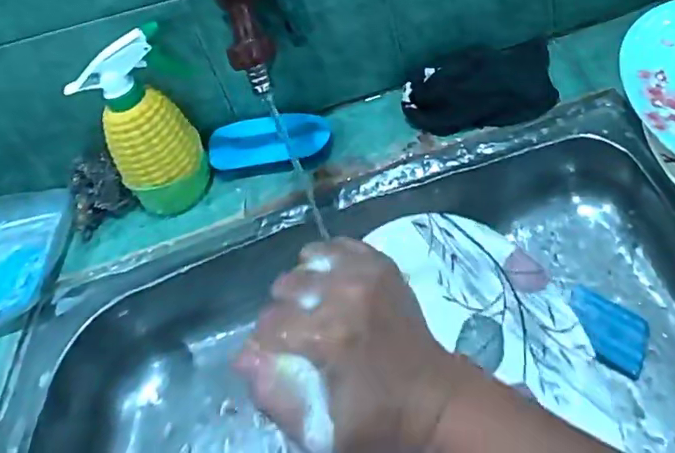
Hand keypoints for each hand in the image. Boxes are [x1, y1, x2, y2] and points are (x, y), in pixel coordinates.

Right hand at [234, 238, 476, 452]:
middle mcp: (346, 292)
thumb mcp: (319, 429)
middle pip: (287, 286)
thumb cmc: (372, 420)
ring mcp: (367, 270)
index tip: (275, 356)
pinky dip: (328, 260)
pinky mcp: (382, 261)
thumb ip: (275, 394)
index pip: (269, 323)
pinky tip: (330, 282)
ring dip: (304, 282)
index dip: (264, 342)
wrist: (431, 398)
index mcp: (329, 335)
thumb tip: (243, 356)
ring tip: (312, 307)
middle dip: (283, 311)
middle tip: (297, 335)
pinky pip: (340, 244)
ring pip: (310, 259)